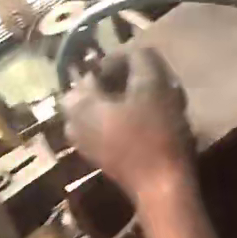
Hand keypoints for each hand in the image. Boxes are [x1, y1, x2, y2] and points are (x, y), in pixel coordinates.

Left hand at [62, 49, 194, 203]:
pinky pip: (109, 126)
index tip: (144, 64)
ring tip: (153, 100)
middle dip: (122, 81)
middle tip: (149, 82)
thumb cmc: (156, 133)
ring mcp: (85, 143)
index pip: (93, 68)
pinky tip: (150, 122)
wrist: (163, 187)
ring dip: (126, 100)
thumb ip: (141, 59)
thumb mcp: (153, 86)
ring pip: (104, 108)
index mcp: (79, 103)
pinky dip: (126, 119)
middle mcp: (73, 122)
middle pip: (97, 88)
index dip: (120, 61)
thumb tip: (136, 50)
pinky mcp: (101, 158)